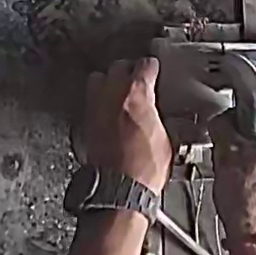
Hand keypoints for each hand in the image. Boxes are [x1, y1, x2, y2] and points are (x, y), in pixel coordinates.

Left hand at [84, 57, 172, 191]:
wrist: (118, 190)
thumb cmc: (142, 169)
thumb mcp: (168, 140)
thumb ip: (166, 121)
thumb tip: (170, 119)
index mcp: (137, 93)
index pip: (145, 64)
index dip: (152, 67)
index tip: (154, 70)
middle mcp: (112, 94)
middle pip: (118, 66)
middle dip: (129, 71)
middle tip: (138, 80)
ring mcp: (95, 107)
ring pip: (98, 78)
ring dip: (109, 81)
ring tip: (119, 91)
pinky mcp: (85, 122)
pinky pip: (91, 100)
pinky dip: (99, 101)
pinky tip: (109, 111)